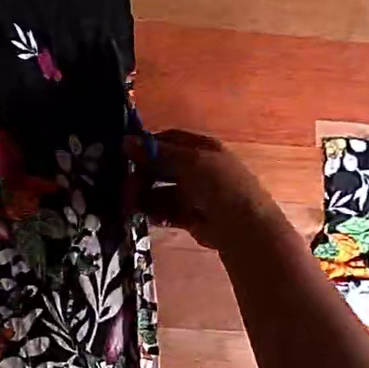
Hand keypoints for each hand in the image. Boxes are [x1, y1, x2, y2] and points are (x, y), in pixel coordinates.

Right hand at [129, 129, 286, 251]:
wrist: (243, 227)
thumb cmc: (220, 185)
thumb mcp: (190, 162)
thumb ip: (158, 154)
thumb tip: (126, 141)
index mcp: (202, 148)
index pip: (169, 140)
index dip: (148, 145)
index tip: (125, 154)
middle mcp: (197, 168)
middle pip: (162, 166)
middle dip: (143, 174)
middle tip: (126, 185)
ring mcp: (194, 193)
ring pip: (161, 190)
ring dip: (145, 196)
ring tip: (132, 204)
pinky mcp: (190, 215)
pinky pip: (166, 210)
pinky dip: (156, 212)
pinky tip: (149, 215)